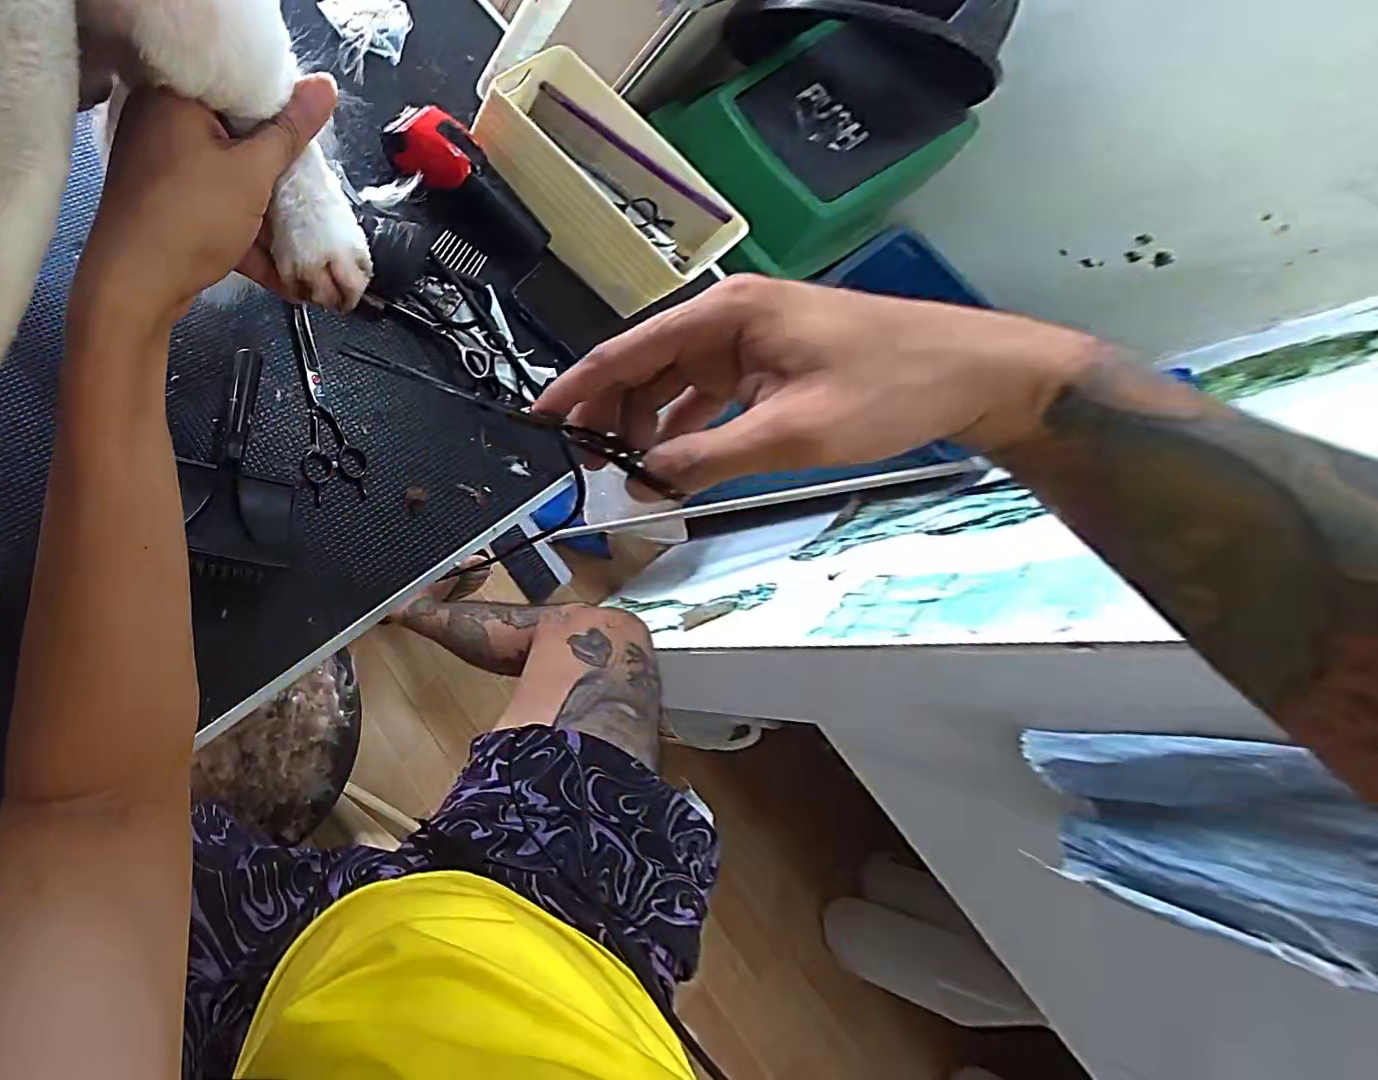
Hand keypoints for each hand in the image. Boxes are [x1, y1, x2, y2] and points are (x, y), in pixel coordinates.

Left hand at [79, 76, 337, 322]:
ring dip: (268, 215)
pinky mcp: (170, 212)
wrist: (136, 287)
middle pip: (237, 139)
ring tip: (307, 234)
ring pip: (229, 183)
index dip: (282, 109)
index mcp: (176, 96)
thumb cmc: (191, 218)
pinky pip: (217, 215)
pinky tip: (283, 270)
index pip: (240, 85)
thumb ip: (290, 133)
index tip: (309, 135)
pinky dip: (246, 238)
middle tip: (311, 186)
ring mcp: (164, 173)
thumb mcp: (252, 173)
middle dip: (278, 172)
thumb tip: (325, 87)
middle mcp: (163, 127)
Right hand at [532, 276, 1108, 495]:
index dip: (577, 387)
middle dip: (607, 414)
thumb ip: (705, 458)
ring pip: (665, 384)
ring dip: (641, 425)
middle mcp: (724, 319)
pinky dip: (677, 427)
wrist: (980, 377)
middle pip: (640, 367)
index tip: (538, 417)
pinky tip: (667, 458)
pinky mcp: (759, 363)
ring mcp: (742, 340)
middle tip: (584, 462)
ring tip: (624, 469)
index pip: (627, 351)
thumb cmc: (891, 391)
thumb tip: (641, 481)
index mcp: (724, 316)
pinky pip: (698, 395)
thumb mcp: (791, 434)